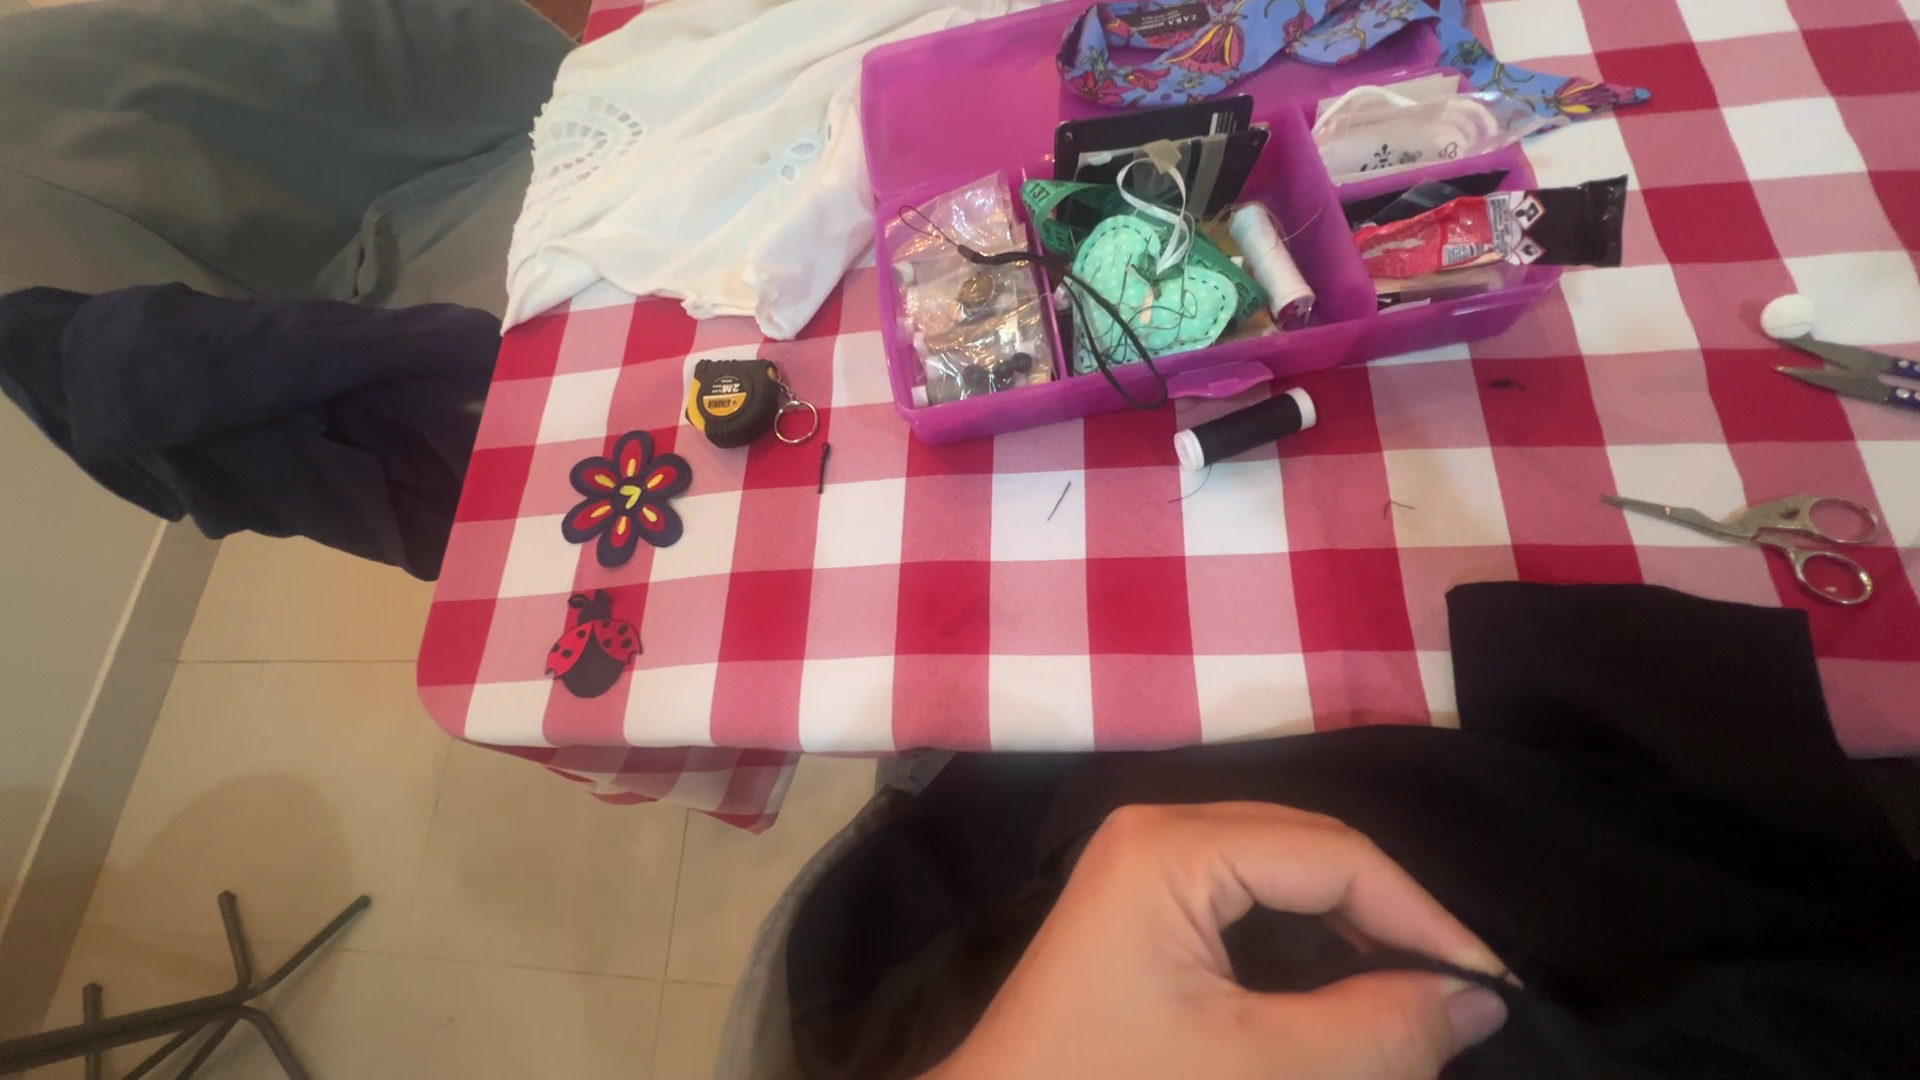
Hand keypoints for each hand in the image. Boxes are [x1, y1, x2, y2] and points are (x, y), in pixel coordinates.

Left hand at [922, 802, 1509, 1079]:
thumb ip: (1375, 1031)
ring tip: (1415, 981)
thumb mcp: (1257, 1070)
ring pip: (1276, 858)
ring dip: (1348, 912)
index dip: (1421, 912)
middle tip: (1463, 988)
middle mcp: (1156, 823)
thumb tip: (1476, 997)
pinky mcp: (1140, 885)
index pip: (1328, 850)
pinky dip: (1301, 919)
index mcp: (1173, 843)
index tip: (1497, 986)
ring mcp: (1142, 850)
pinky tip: (1341, 967)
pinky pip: (1242, 880)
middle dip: (1386, 907)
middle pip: (1302, 842)